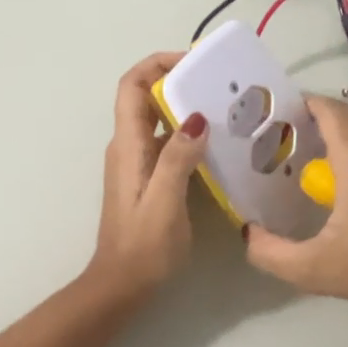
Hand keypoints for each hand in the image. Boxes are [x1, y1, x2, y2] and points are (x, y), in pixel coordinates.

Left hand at [86, 52, 210, 299]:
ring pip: (157, 120)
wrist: (122, 284)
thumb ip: (177, 158)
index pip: (131, 86)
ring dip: (185, 107)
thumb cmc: (144, 246)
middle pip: (144, 97)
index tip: (193, 62)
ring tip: (225, 106)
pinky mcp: (147, 179)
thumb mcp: (164, 201)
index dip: (157, 64)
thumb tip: (196, 117)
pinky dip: (187, 133)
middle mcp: (128, 147)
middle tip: (219, 82)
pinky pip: (165, 142)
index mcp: (127, 146)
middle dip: (177, 81)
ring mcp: (136, 163)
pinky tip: (216, 143)